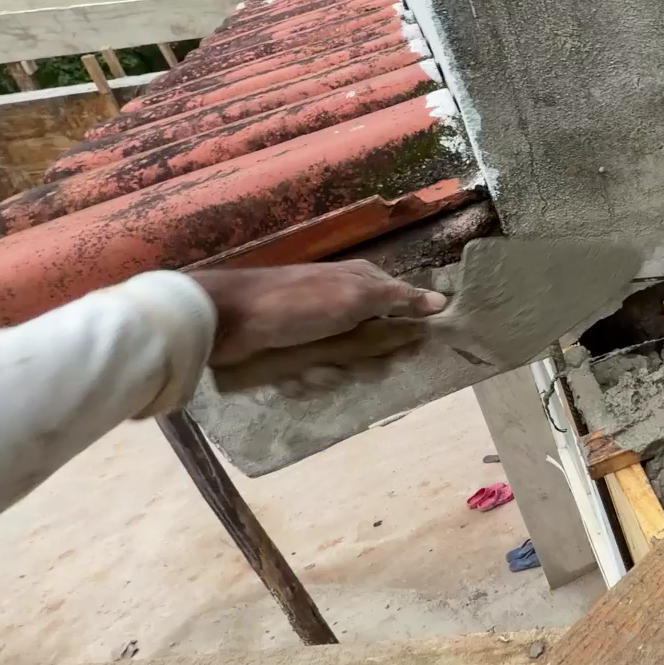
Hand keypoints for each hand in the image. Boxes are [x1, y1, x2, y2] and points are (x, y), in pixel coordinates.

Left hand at [188, 259, 446, 366]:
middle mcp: (348, 306)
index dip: (407, 334)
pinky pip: (318, 374)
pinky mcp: (296, 352)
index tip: (405, 350)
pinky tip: (292, 375)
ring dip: (332, 373)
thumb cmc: (295, 304)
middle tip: (350, 362)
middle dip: (365, 361)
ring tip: (310, 369)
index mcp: (366, 285)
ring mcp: (321, 330)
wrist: (221, 321)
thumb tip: (442, 301)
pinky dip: (307, 379)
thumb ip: (400, 299)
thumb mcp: (355, 297)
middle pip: (380, 345)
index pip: (406, 312)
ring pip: (349, 364)